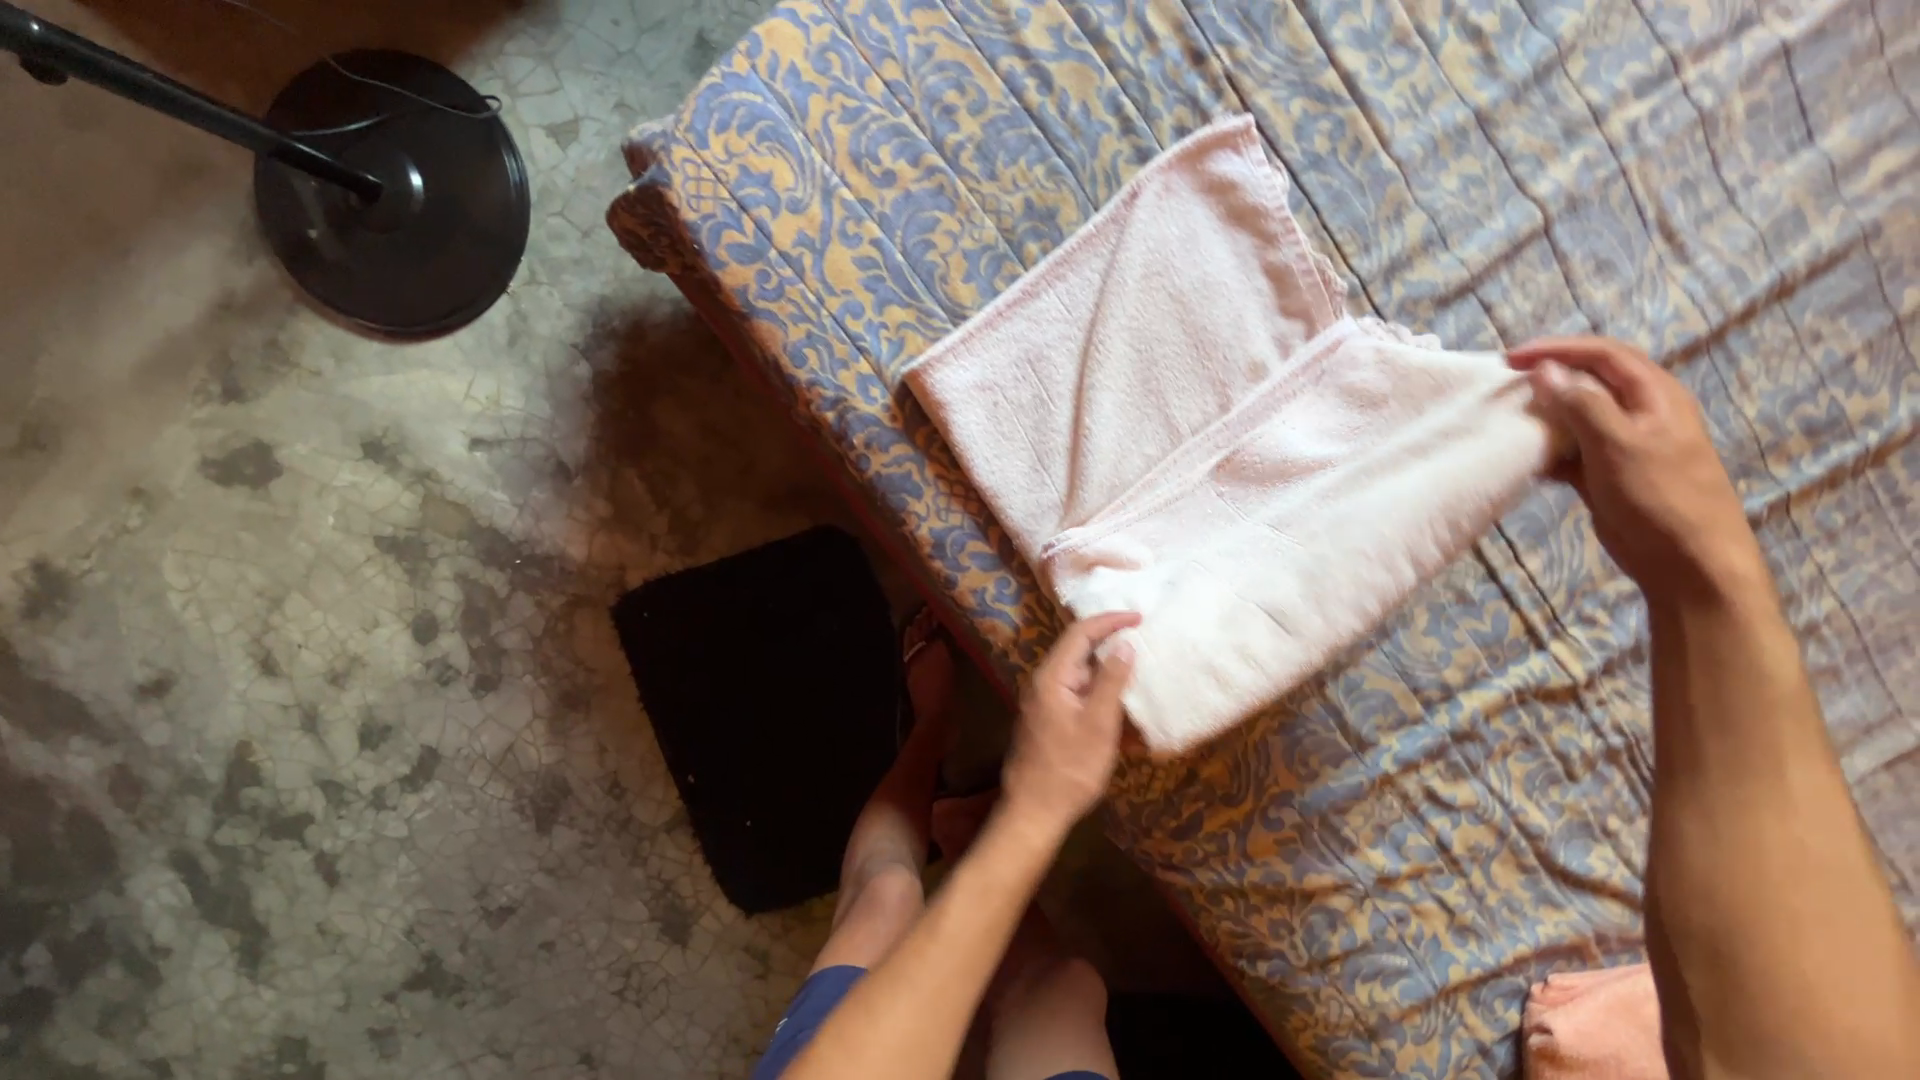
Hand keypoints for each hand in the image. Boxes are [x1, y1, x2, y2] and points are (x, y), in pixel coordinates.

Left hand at [1002, 612, 1139, 832]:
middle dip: (1109, 640)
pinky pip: (1077, 693)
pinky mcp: (1049, 719)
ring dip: (1106, 668)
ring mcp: (1044, 702)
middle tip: (1141, 636)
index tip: (1139, 617)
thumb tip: (1124, 644)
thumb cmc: (1069, 768)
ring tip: (1137, 665)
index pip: (1079, 633)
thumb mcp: (1098, 724)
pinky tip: (1119, 699)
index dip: (1109, 621)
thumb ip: (1112, 681)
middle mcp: (1043, 683)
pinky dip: (1099, 690)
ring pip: (1079, 673)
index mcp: (1051, 677)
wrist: (1034, 810)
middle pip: (1077, 650)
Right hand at [1509, 336, 1766, 600]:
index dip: (1558, 349)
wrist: (1687, 560)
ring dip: (1544, 414)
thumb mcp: (1619, 444)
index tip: (1511, 359)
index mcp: (1654, 395)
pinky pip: (1571, 450)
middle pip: (1590, 380)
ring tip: (1507, 417)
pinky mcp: (1607, 473)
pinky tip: (1524, 460)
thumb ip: (1581, 404)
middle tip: (1505, 383)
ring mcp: (1623, 444)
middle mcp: (1640, 412)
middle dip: (1548, 377)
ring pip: (1577, 415)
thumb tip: (1545, 370)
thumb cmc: (1660, 496)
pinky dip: (1546, 450)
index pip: (1604, 354)